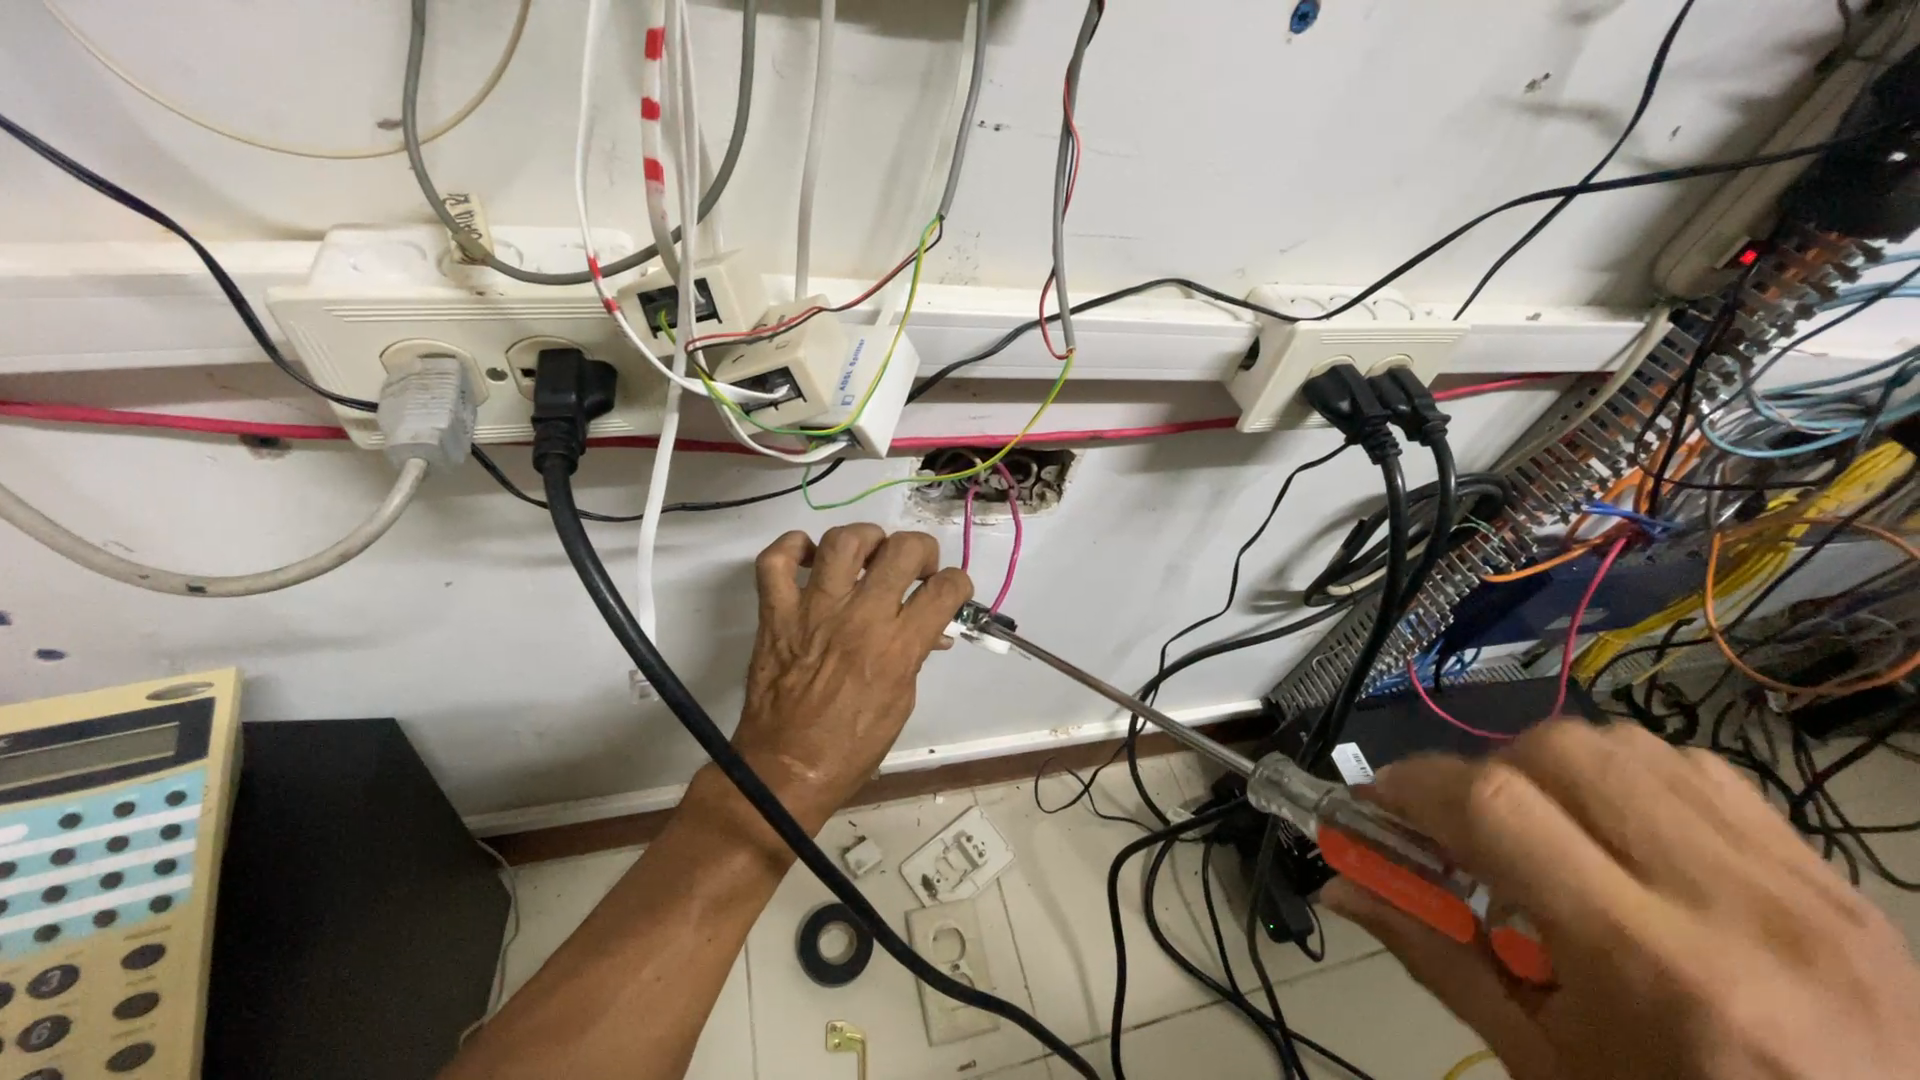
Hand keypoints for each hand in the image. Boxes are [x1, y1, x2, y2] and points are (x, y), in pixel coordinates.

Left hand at [729, 525, 971, 827]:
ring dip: (866, 539)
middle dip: (921, 550)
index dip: (957, 583)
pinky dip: (792, 548)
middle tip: (914, 568)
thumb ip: (913, 657)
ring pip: (844, 541)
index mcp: (897, 647)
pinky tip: (809, 557)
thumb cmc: (851, 747)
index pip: (945, 589)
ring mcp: (814, 610)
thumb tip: (928, 630)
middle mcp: (860, 618)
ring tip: (869, 554)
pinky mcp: (775, 613)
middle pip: (903, 550)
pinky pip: (776, 561)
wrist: (785, 770)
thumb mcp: (901, 704)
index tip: (950, 590)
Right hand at [1322, 720, 1919, 1079]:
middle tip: (1467, 831)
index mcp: (1653, 970)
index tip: (1380, 802)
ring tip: (1546, 834)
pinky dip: (1630, 781)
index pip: (1500, 810)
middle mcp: (1733, 904)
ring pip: (1629, 746)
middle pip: (1563, 753)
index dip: (1416, 786)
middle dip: (1485, 774)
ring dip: (1554, 771)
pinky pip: (1699, 771)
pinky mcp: (1834, 876)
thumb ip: (1434, 955)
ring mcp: (1799, 883)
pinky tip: (1622, 837)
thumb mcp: (1540, 1063)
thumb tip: (1340, 885)